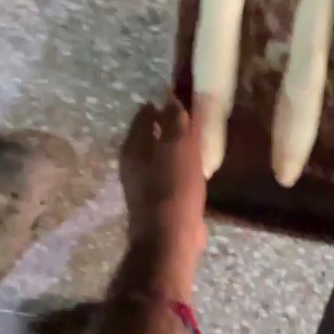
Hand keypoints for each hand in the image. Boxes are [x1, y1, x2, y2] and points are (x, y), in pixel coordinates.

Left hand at [120, 101, 207, 269]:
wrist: (170, 239)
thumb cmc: (173, 187)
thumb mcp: (178, 146)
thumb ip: (174, 120)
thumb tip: (170, 97)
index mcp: (134, 147)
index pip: (145, 114)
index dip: (162, 102)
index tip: (183, 94)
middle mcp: (134, 164)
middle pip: (151, 134)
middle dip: (169, 123)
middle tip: (193, 114)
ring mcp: (145, 184)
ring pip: (162, 154)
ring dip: (176, 145)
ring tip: (198, 137)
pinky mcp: (160, 200)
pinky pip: (171, 172)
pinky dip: (182, 164)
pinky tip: (198, 165)